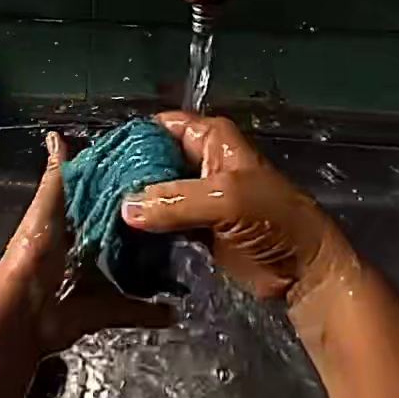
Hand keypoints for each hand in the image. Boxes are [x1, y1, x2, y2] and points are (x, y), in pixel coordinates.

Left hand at [0, 131, 173, 354]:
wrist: (22, 313)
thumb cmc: (34, 252)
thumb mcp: (47, 207)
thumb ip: (57, 176)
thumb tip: (55, 135)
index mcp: (66, 221)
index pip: (96, 200)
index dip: (120, 190)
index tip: (152, 179)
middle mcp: (78, 249)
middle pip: (113, 235)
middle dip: (140, 231)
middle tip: (174, 221)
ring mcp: (88, 281)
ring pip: (124, 272)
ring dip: (148, 271)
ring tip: (182, 262)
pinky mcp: (97, 310)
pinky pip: (126, 309)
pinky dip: (148, 312)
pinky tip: (174, 310)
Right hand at [121, 111, 352, 306]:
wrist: (303, 270)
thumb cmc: (272, 220)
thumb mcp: (225, 200)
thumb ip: (175, 201)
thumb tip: (125, 207)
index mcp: (210, 139)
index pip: (160, 127)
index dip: (133, 140)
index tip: (102, 159)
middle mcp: (200, 160)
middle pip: (153, 157)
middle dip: (127, 172)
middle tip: (94, 189)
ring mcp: (197, 194)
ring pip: (155, 190)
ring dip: (133, 201)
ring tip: (98, 210)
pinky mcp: (195, 225)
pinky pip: (162, 218)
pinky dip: (145, 225)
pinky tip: (118, 231)